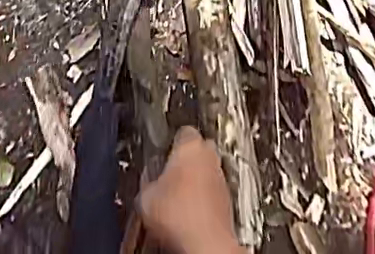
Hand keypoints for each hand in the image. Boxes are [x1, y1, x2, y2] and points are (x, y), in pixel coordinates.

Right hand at [138, 127, 242, 253]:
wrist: (206, 245)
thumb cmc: (179, 215)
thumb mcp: (146, 197)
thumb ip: (147, 181)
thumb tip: (147, 186)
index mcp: (190, 144)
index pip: (182, 131)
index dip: (170, 144)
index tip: (161, 155)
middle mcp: (210, 155)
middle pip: (197, 150)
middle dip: (184, 162)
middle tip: (168, 178)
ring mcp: (221, 178)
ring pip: (206, 171)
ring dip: (195, 182)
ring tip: (177, 202)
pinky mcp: (228, 200)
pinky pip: (212, 193)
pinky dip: (203, 200)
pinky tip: (189, 215)